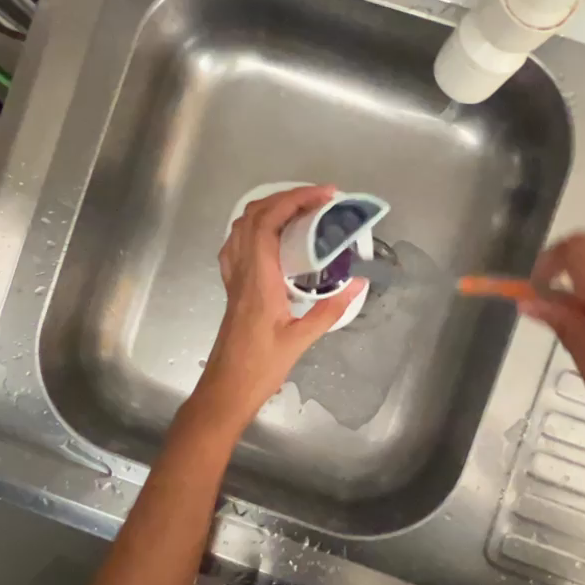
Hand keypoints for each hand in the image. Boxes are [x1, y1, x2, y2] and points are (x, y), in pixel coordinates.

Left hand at [192, 185, 367, 427]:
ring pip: (242, 227)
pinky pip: (237, 244)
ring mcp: (233, 278)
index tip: (324, 196)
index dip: (294, 199)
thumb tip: (357, 283)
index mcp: (258, 279)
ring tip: (302, 212)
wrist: (226, 388)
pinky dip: (256, 228)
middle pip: (254, 216)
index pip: (268, 223)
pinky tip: (275, 237)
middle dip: (286, 198)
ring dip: (270, 209)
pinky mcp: (232, 287)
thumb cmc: (260, 367)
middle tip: (319, 201)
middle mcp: (241, 271)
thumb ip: (330, 310)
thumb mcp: (301, 340)